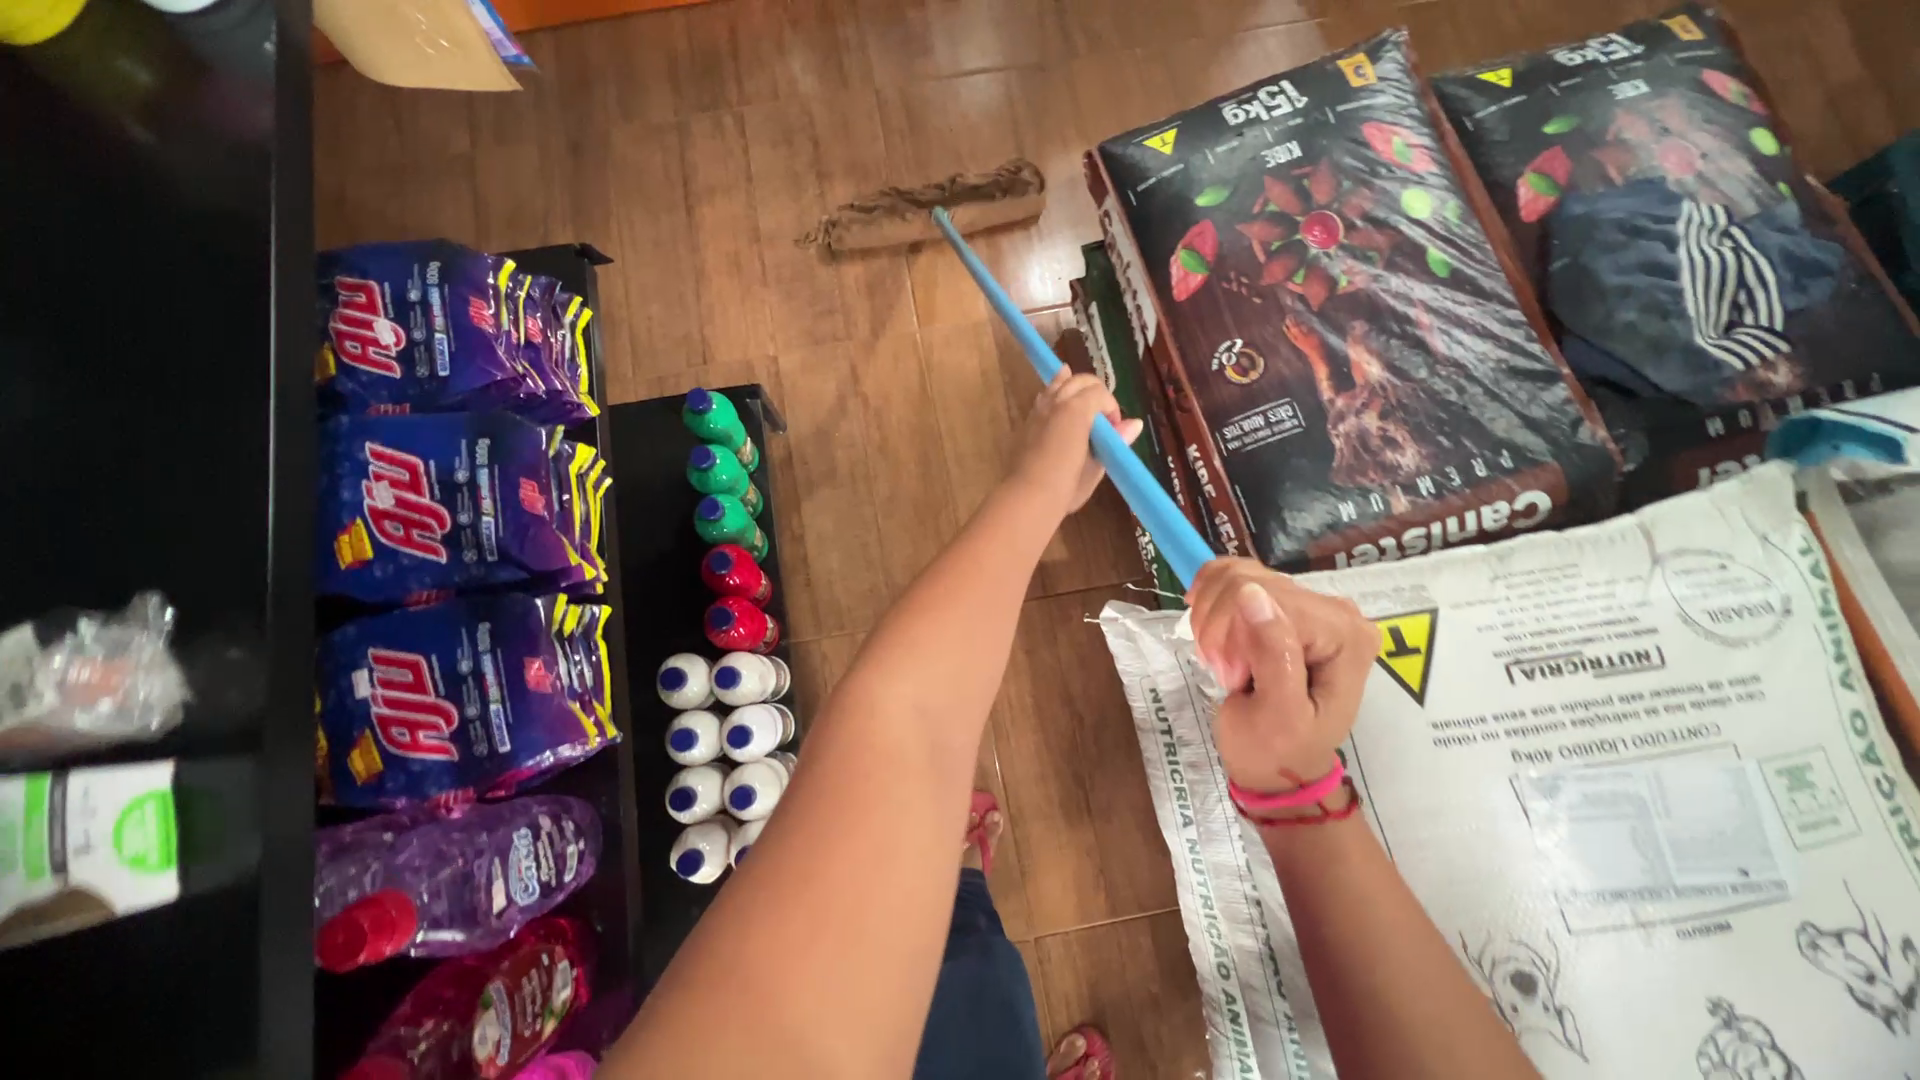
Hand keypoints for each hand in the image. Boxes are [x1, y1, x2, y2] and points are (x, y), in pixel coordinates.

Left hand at [1009, 369, 1142, 514]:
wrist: (1027, 498)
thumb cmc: (1067, 485)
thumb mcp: (1097, 465)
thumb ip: (1115, 440)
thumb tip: (1135, 423)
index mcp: (1077, 410)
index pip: (1100, 393)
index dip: (1111, 407)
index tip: (1115, 430)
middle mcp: (1056, 403)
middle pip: (1079, 381)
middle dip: (1095, 392)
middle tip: (1102, 415)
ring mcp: (1038, 411)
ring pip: (1057, 385)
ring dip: (1072, 386)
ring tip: (1081, 396)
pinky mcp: (1026, 424)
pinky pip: (1043, 399)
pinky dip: (1054, 396)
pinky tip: (1058, 403)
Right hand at [1185, 558, 1378, 792]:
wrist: (1277, 770)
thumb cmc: (1278, 751)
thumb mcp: (1277, 715)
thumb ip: (1273, 654)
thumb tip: (1252, 593)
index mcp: (1346, 636)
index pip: (1272, 598)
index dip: (1235, 631)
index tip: (1230, 674)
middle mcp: (1336, 611)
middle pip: (1252, 581)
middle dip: (1221, 628)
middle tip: (1226, 671)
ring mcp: (1309, 604)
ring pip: (1235, 576)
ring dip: (1212, 619)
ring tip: (1223, 660)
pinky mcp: (1283, 604)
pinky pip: (1233, 576)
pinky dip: (1210, 602)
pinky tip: (1211, 632)